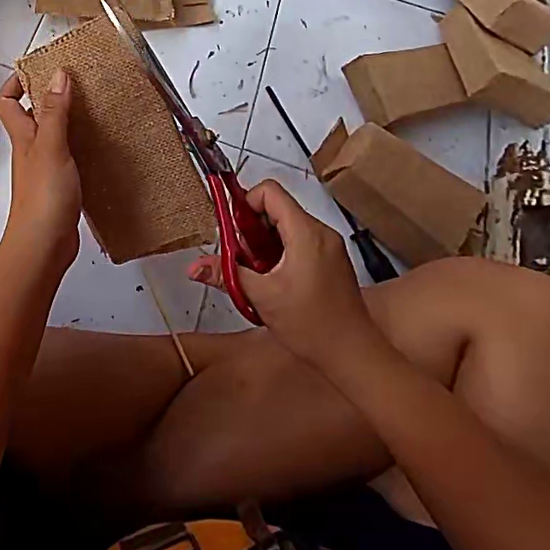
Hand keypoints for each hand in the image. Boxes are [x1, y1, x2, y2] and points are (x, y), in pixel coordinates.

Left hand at [0, 70, 81, 270]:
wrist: (44, 245)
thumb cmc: (42, 198)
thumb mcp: (51, 147)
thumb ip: (55, 112)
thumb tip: (57, 75)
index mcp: (23, 137)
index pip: (7, 101)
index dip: (15, 82)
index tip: (38, 69)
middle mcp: (30, 150)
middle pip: (31, 115)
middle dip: (48, 96)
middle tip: (75, 82)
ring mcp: (45, 168)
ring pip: (52, 135)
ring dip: (68, 120)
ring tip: (92, 107)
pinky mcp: (60, 185)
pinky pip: (68, 156)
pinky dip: (80, 146)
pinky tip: (98, 145)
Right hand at [189, 181, 387, 374]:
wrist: (354, 357)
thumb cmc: (313, 326)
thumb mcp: (261, 296)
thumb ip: (225, 274)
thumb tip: (194, 267)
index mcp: (306, 233)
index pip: (269, 192)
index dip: (245, 203)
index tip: (233, 230)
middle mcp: (320, 233)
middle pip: (276, 208)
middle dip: (251, 229)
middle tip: (242, 258)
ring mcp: (328, 247)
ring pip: (285, 226)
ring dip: (263, 243)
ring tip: (257, 272)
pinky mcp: (330, 260)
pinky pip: (297, 241)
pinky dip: (278, 252)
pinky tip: (272, 280)